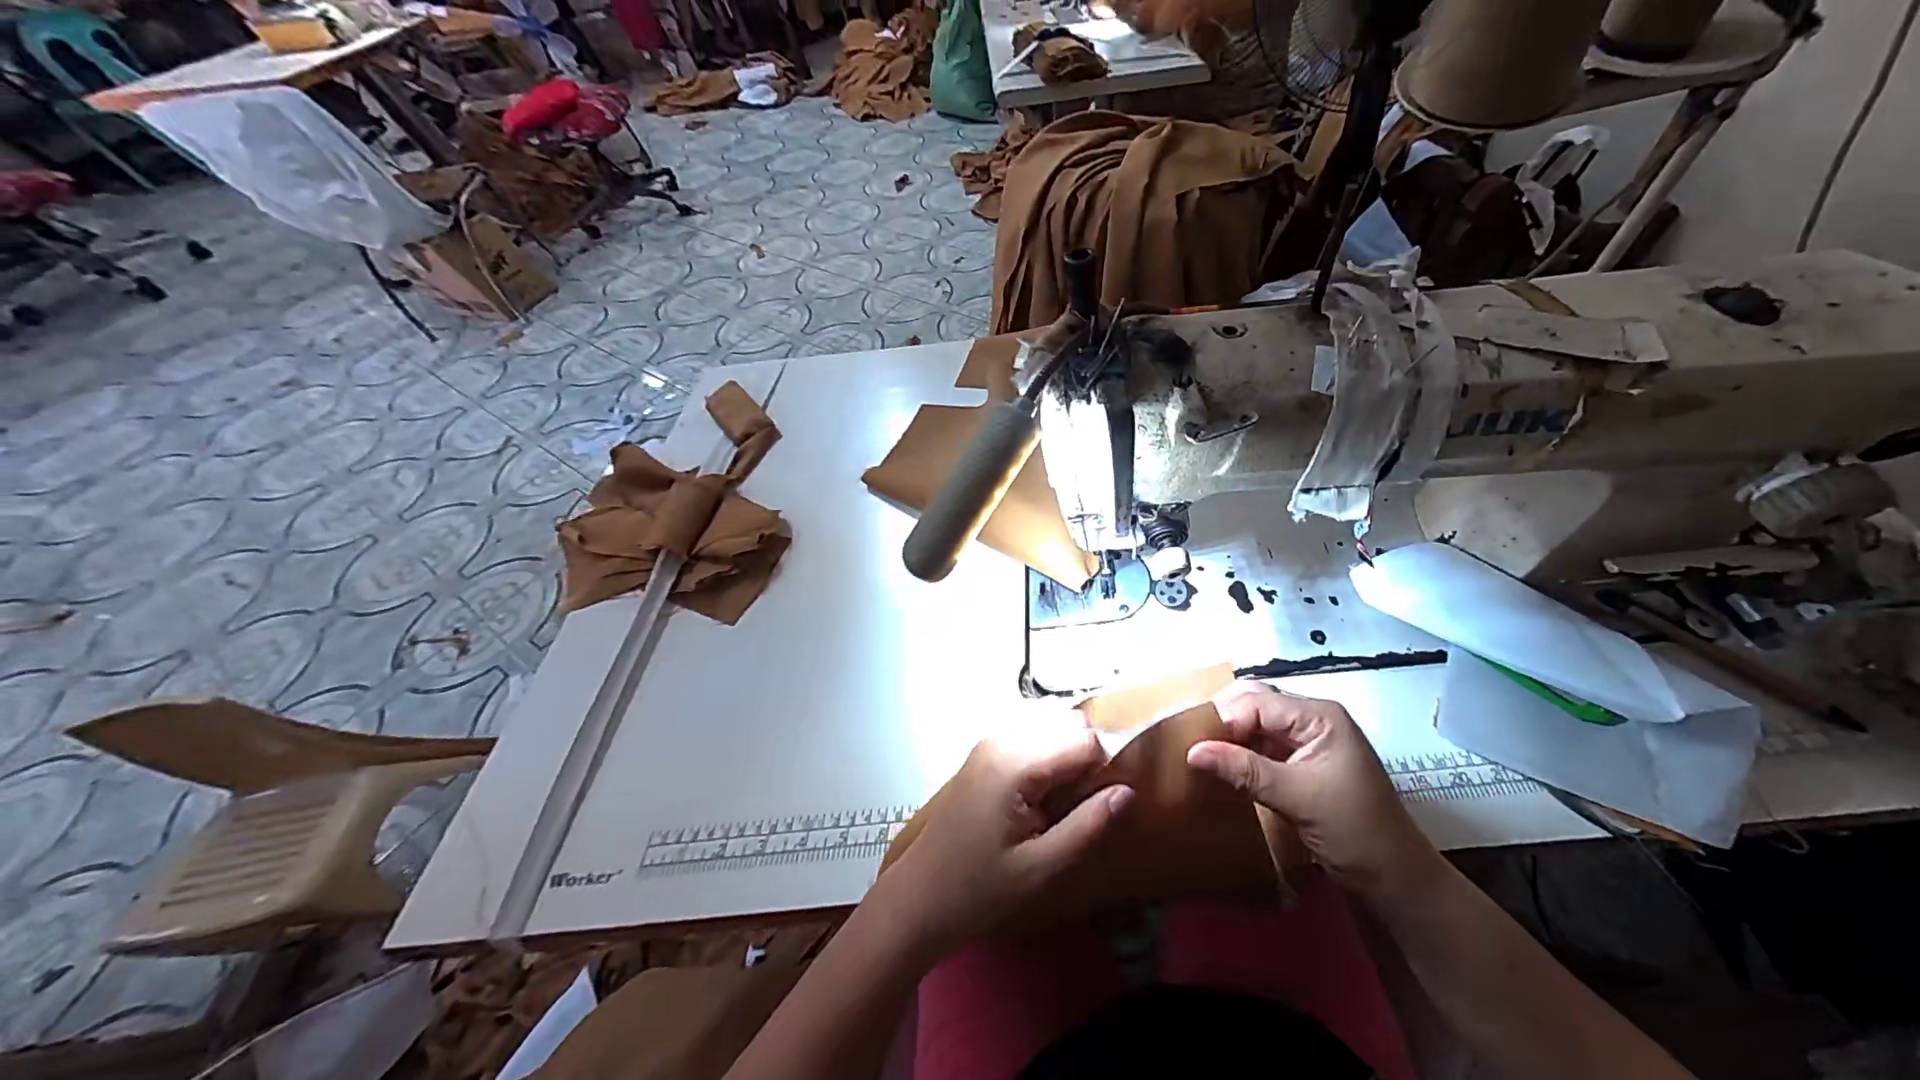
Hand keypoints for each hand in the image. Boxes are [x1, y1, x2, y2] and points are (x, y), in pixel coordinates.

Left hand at [874, 732, 1132, 958]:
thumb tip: (1128, 791)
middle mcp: (1000, 739)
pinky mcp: (984, 754)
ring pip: (1048, 724)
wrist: (920, 897)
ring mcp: (988, 743)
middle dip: (1087, 754)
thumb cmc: (980, 889)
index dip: (1105, 766)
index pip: (1083, 739)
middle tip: (1088, 802)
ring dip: (1068, 752)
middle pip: (1066, 722)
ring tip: (1068, 800)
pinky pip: (1029, 736)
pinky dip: (1048, 754)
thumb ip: (1087, 826)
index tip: (1108, 800)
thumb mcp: (1041, 868)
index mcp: (1014, 763)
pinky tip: (1046, 794)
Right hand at [1186, 681, 1444, 903]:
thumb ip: (1245, 770)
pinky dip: (1238, 753)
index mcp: (1319, 716)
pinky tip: (1221, 768)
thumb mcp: (1297, 798)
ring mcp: (1305, 740)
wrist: (1396, 880)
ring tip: (1202, 756)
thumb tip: (1192, 752)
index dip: (1225, 720)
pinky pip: (1259, 745)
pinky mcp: (1298, 763)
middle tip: (1194, 746)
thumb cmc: (1356, 832)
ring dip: (1228, 737)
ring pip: (1253, 723)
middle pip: (1253, 703)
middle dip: (1222, 721)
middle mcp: (1311, 719)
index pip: (1256, 701)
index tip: (1196, 747)